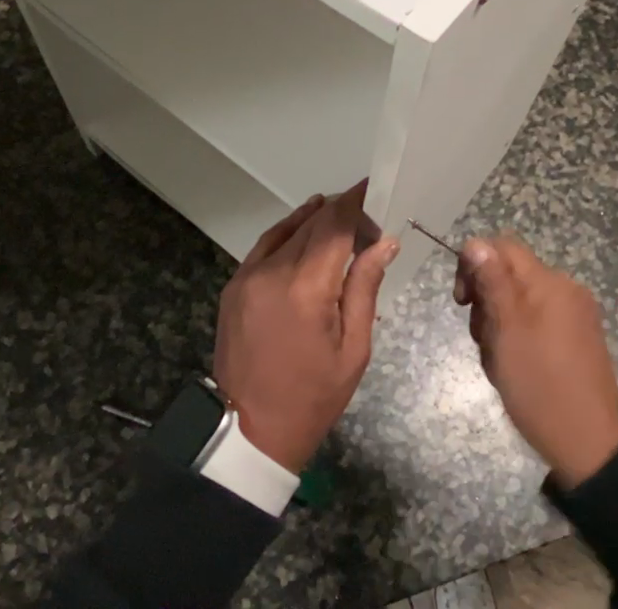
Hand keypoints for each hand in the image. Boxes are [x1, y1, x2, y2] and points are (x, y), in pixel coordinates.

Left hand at [213, 182, 398, 472]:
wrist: (251, 430)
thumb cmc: (313, 395)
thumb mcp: (354, 348)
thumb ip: (365, 287)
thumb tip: (384, 241)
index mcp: (306, 288)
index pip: (334, 226)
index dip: (355, 203)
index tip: (375, 188)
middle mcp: (272, 271)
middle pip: (311, 224)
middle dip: (340, 211)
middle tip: (367, 212)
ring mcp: (247, 277)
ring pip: (285, 230)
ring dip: (313, 218)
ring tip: (338, 212)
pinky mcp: (234, 286)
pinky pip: (264, 246)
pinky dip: (286, 232)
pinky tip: (303, 229)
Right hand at [455, 233, 617, 488]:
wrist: (588, 443)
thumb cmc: (540, 385)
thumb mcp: (507, 331)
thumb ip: (493, 282)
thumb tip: (476, 242)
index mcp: (549, 283)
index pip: (502, 248)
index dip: (474, 265)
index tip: (462, 302)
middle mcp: (566, 290)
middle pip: (509, 274)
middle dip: (486, 302)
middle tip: (482, 341)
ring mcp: (575, 315)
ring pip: (518, 301)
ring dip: (498, 324)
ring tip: (498, 362)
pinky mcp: (578, 338)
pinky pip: (536, 322)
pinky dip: (518, 338)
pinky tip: (514, 368)